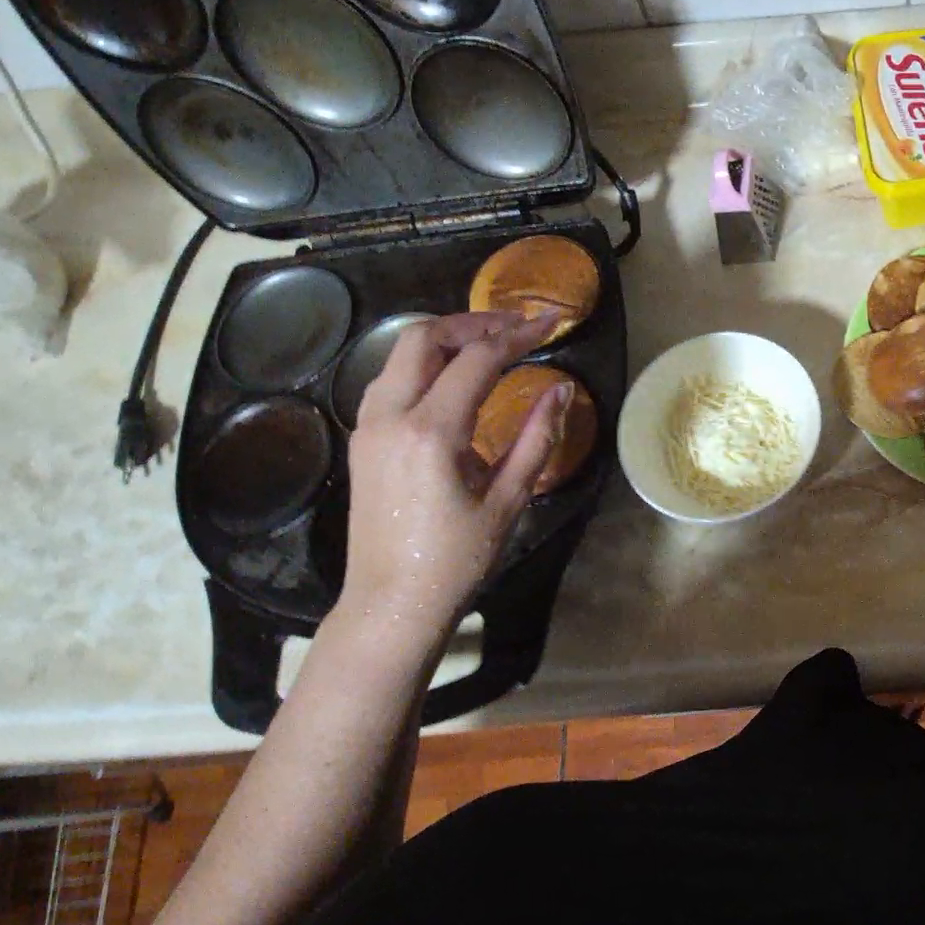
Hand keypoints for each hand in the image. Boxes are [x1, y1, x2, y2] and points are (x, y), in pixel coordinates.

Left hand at [339, 310, 567, 640]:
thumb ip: (537, 437)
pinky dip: (427, 364)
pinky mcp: (363, 439)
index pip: (476, 360)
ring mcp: (368, 426)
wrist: (391, 601)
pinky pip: (392, 379)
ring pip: (400, 354)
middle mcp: (390, 416)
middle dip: (473, 323)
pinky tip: (457, 380)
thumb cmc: (457, 557)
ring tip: (491, 346)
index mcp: (431, 432)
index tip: (550, 323)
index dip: (517, 335)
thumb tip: (561, 389)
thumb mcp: (510, 499)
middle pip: (423, 338)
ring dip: (446, 340)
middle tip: (516, 327)